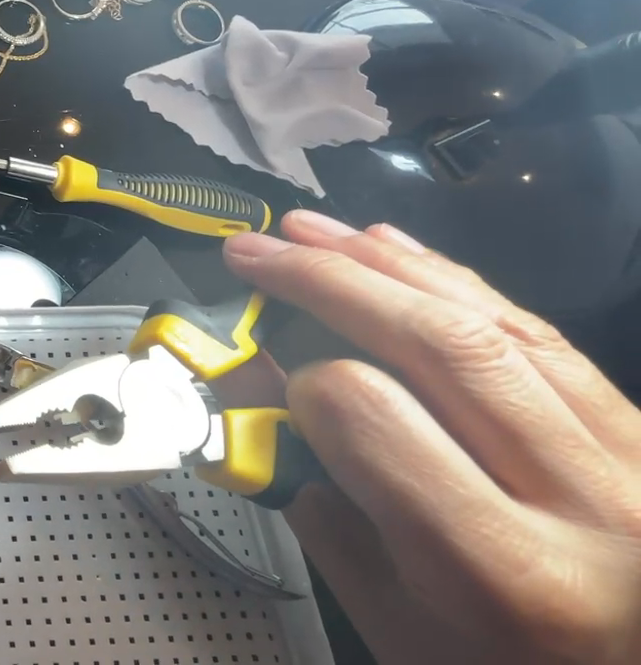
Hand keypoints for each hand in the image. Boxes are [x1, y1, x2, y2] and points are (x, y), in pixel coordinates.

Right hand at [225, 210, 640, 663]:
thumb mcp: (386, 615)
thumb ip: (317, 500)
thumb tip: (262, 391)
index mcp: (503, 567)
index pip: (365, 411)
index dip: (295, 385)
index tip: (267, 392)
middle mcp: (593, 507)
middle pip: (438, 344)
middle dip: (326, 278)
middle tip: (251, 249)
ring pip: (496, 324)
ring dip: (385, 262)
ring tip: (306, 230)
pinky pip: (542, 336)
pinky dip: (455, 280)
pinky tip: (393, 248)